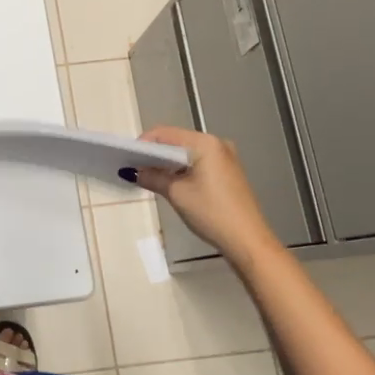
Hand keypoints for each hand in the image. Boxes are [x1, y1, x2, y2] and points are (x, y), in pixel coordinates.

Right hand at [131, 127, 279, 258]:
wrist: (247, 241)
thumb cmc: (211, 213)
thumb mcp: (176, 194)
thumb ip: (153, 177)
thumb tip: (133, 171)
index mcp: (205, 143)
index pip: (165, 134)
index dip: (144, 143)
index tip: (127, 158)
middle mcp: (216, 144)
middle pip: (177, 141)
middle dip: (155, 154)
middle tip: (134, 168)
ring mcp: (225, 157)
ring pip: (187, 153)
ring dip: (168, 163)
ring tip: (148, 176)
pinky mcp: (227, 172)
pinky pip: (198, 162)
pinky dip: (182, 169)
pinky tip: (171, 183)